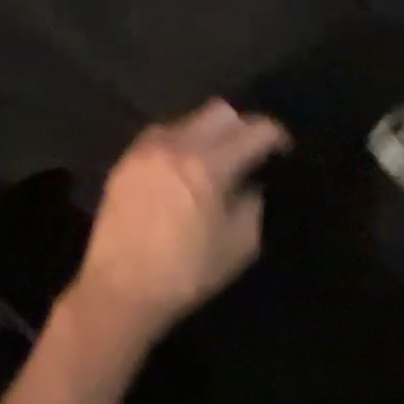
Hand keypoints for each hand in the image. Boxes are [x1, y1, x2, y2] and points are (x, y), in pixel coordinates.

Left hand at [74, 100, 289, 334]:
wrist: (119, 292)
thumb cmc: (186, 273)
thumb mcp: (240, 245)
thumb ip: (254, 204)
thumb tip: (253, 184)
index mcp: (208, 166)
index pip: (255, 130)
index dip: (277, 137)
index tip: (284, 152)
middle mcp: (176, 146)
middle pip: (221, 112)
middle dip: (243, 128)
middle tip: (251, 154)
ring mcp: (145, 151)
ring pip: (189, 119)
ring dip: (210, 133)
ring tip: (216, 161)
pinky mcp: (125, 162)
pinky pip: (162, 136)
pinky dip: (181, 143)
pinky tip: (184, 170)